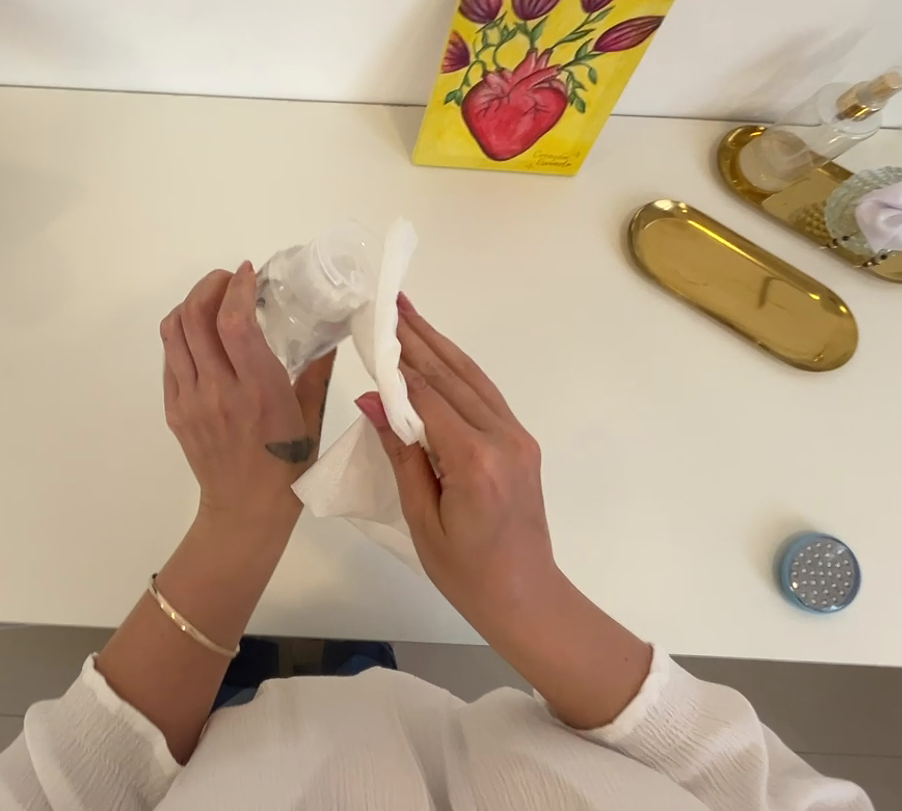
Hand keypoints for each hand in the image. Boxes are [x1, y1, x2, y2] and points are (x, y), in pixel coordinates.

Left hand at [161, 263, 334, 528]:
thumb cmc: (287, 466)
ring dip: (190, 304)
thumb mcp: (310, 417)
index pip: (235, 323)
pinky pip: (170, 358)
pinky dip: (182, 333)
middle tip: (228, 279)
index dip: (237, 288)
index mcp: (257, 391)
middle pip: (195, 318)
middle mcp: (218, 391)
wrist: (245, 510)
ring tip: (212, 299)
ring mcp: (190, 400)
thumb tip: (328, 332)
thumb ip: (316, 370)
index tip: (248, 271)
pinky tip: (202, 334)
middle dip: (209, 285)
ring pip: (174, 332)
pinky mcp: (174, 410)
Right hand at [357, 296, 562, 634]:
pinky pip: (484, 394)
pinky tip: (439, 353)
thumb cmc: (466, 573)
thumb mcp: (421, 519)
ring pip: (471, 377)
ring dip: (438, 344)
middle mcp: (502, 438)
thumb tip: (373, 399)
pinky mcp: (521, 440)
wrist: (528, 598)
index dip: (397, 364)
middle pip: (451, 376)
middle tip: (391, 302)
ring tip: (410, 314)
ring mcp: (517, 436)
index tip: (373, 329)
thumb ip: (401, 454)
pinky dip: (457, 368)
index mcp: (474, 461)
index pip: (427, 398)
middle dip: (417, 337)